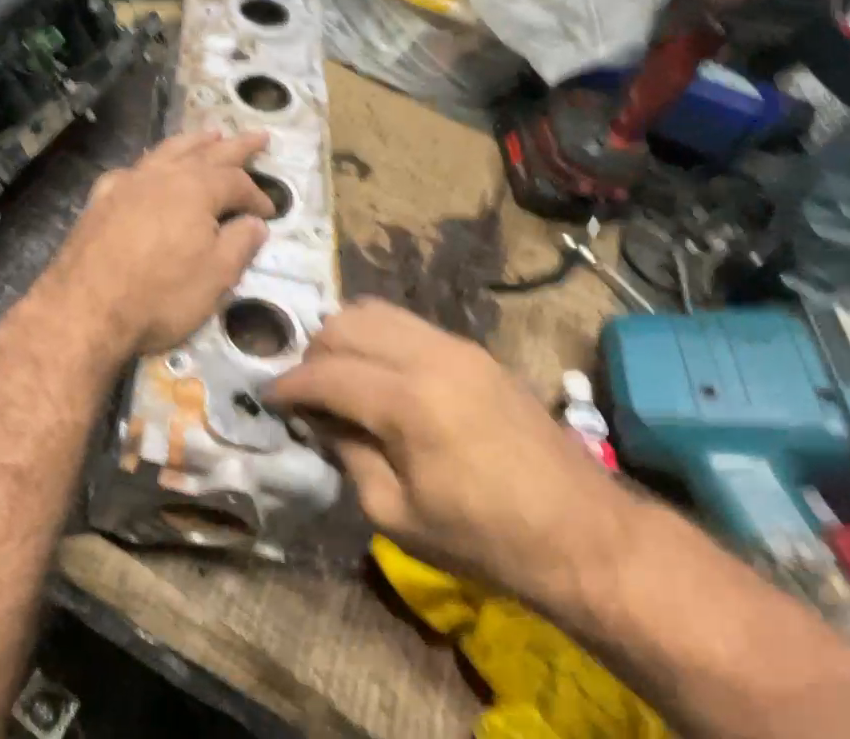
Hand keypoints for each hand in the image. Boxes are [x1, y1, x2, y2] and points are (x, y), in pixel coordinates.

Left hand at [34, 130, 274, 359]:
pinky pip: (131, 171)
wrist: (84, 310)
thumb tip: (255, 222)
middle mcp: (160, 177)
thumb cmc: (158, 297)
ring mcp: (125, 185)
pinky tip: (147, 170)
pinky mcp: (98, 202)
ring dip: (191, 143)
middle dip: (235, 146)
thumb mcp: (215, 278)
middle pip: (204, 153)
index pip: (236, 182)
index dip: (256, 195)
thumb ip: (239, 245)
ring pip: (164, 153)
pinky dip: (149, 164)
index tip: (270, 212)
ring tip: (207, 135)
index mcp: (195, 190)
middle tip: (258, 136)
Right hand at [267, 299, 634, 604]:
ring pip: (375, 311)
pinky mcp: (476, 352)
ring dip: (344, 339)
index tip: (267, 399)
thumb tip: (320, 420)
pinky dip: (378, 339)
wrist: (583, 536)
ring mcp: (458, 347)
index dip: (288, 386)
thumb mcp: (392, 512)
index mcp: (408, 401)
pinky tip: (376, 376)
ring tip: (337, 379)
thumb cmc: (482, 538)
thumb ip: (347, 453)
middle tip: (304, 393)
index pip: (324, 373)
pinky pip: (407, 324)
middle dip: (312, 354)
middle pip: (345, 325)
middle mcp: (430, 357)